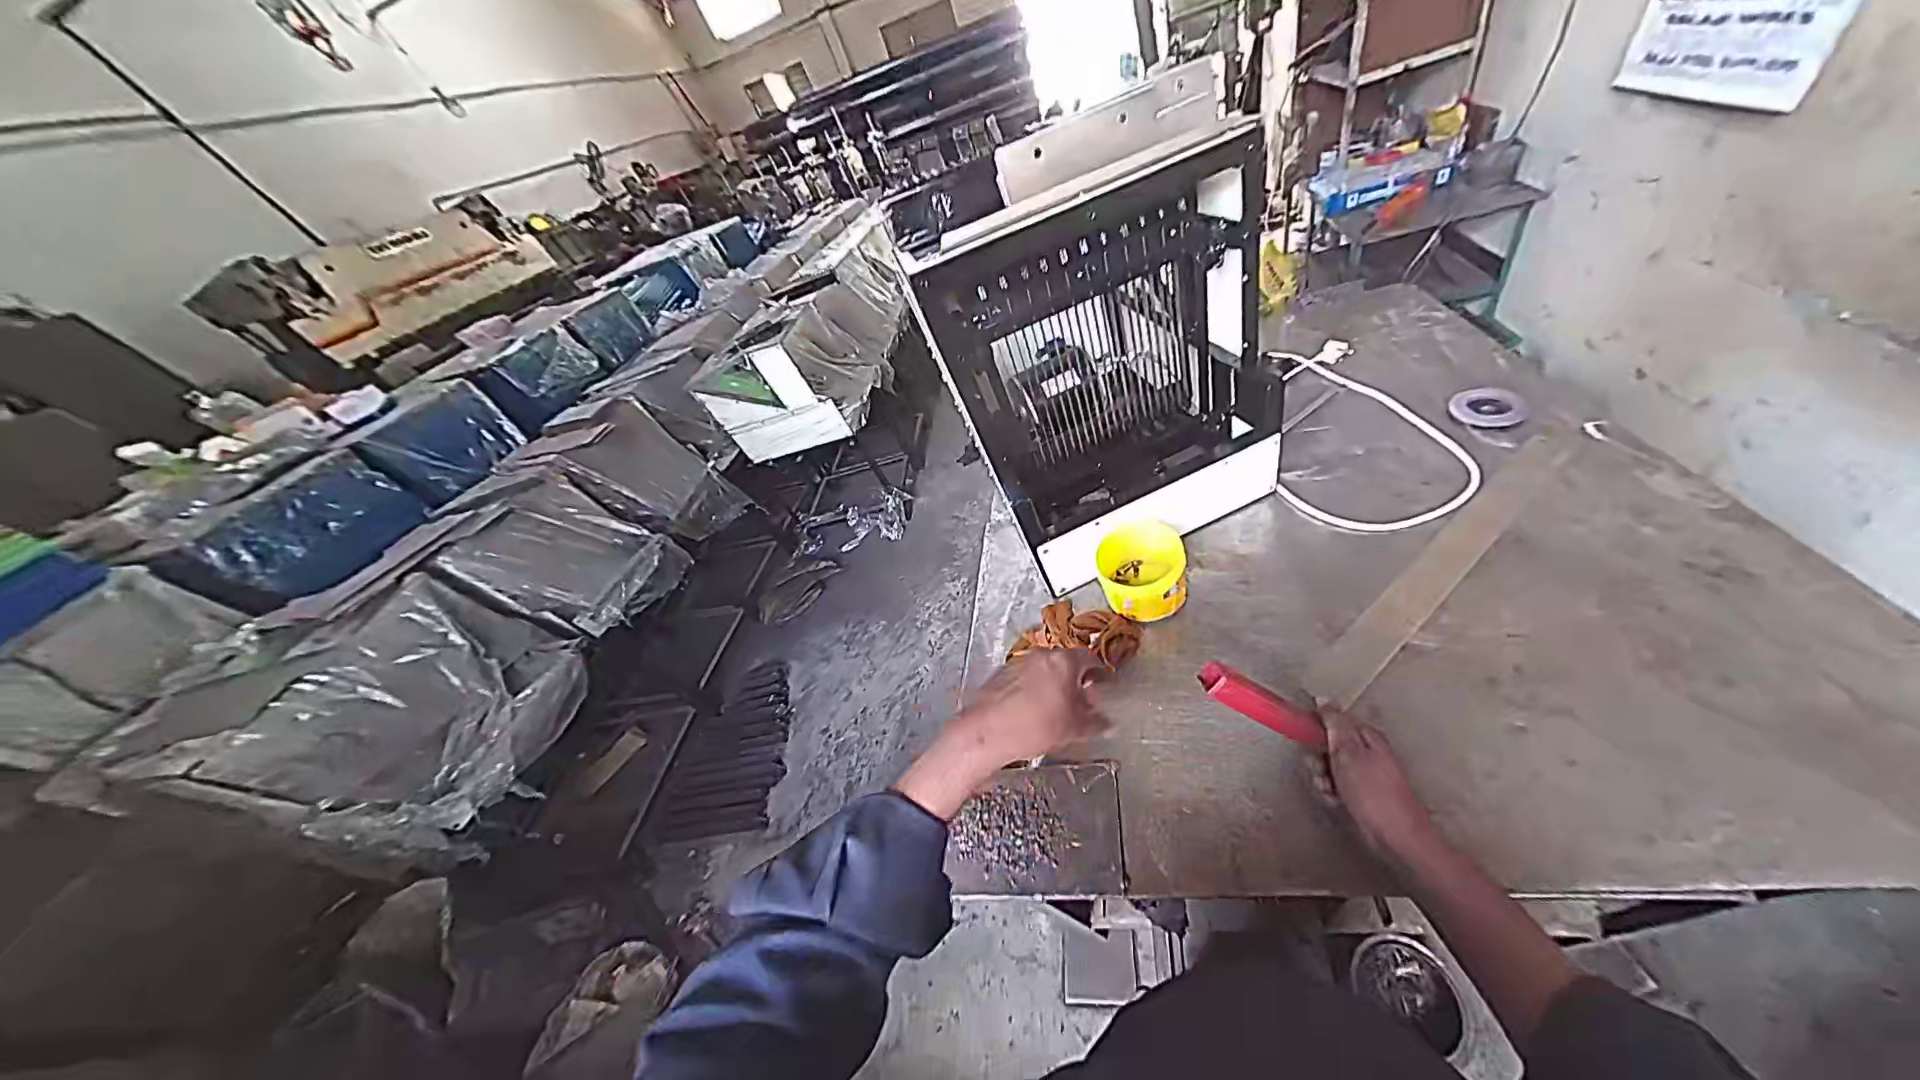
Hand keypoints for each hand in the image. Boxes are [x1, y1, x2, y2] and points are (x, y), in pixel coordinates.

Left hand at [893, 650, 1108, 819]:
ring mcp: (1018, 663)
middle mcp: (1040, 655)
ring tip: (1058, 708)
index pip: (1089, 658)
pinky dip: (1034, 688)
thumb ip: (1094, 722)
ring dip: (1053, 683)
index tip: (1101, 684)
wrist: (986, 732)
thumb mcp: (1073, 729)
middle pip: (1065, 662)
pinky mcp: (1001, 675)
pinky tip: (1034, 710)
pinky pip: (1026, 677)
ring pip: (1043, 669)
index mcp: (1063, 661)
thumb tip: (1106, 722)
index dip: (1098, 672)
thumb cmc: (1034, 727)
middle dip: (1075, 679)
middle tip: (1082, 699)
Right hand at [1309, 708, 1439, 861]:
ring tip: (1329, 789)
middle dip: (1317, 757)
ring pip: (1327, 765)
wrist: (1394, 836)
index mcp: (1366, 736)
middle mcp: (1365, 751)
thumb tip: (1322, 699)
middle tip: (1321, 769)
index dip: (1315, 728)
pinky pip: (1333, 783)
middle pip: (1326, 743)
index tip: (1306, 738)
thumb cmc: (1373, 793)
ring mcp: (1362, 773)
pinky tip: (1334, 799)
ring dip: (1321, 776)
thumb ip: (1334, 724)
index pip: (1333, 719)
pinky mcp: (1358, 792)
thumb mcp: (1348, 751)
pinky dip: (1329, 791)